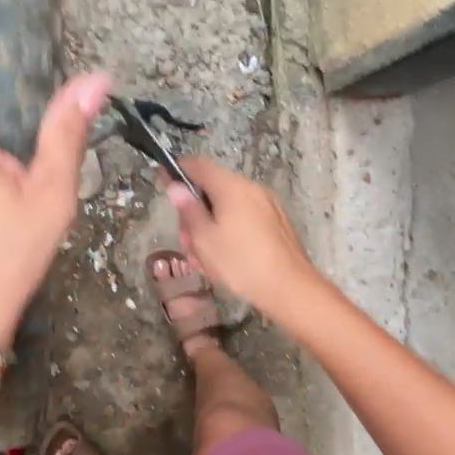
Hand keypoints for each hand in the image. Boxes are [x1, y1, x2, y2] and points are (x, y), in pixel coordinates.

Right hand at [165, 158, 320, 314]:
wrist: (290, 289)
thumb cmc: (241, 264)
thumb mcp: (205, 240)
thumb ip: (188, 210)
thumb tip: (176, 186)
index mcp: (232, 188)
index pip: (199, 165)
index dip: (178, 171)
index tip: (164, 183)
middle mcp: (252, 189)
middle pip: (214, 189)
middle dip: (195, 212)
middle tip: (188, 242)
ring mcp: (268, 205)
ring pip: (229, 207)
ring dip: (211, 225)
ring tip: (205, 258)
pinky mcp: (278, 222)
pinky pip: (245, 217)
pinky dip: (231, 230)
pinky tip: (227, 257)